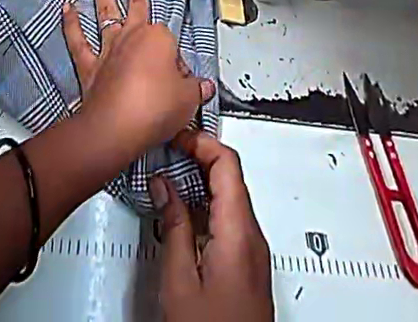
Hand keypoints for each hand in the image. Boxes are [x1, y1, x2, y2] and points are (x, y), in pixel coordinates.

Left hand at [60, 0, 213, 159]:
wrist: (118, 127)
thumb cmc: (154, 109)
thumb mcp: (188, 100)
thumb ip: (194, 90)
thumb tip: (201, 87)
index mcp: (159, 38)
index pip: (171, 41)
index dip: (177, 62)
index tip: (180, 82)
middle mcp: (132, 36)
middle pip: (135, 0)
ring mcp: (109, 47)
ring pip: (105, 8)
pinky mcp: (89, 63)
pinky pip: (77, 38)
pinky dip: (71, 22)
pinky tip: (67, 7)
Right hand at [154, 130, 271, 321]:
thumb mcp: (179, 280)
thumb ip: (172, 225)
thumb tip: (164, 185)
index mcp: (240, 234)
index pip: (228, 163)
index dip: (200, 141)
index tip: (174, 137)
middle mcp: (253, 238)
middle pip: (230, 176)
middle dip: (196, 157)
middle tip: (165, 152)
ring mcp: (253, 252)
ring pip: (229, 196)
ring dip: (199, 180)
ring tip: (166, 179)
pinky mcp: (248, 264)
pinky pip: (229, 218)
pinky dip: (205, 203)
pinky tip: (180, 211)